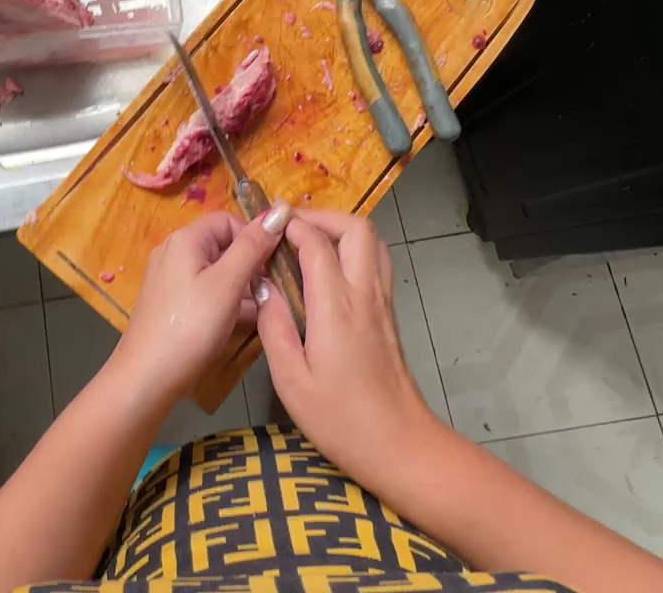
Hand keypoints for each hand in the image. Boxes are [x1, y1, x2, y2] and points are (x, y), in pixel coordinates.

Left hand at [109, 204, 290, 404]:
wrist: (147, 378)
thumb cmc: (190, 326)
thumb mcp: (227, 284)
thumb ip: (253, 247)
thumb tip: (279, 210)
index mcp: (186, 239)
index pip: (228, 221)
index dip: (254, 238)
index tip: (275, 264)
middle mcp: (175, 252)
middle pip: (223, 246)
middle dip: (251, 265)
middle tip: (272, 291)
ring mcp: (171, 280)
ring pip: (217, 272)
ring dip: (242, 287)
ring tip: (264, 309)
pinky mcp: (172, 304)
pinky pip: (207, 292)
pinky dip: (226, 302)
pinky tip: (244, 323)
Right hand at [256, 210, 443, 481]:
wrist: (399, 445)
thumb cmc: (340, 418)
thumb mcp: (290, 379)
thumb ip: (273, 326)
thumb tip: (262, 287)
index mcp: (335, 306)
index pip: (317, 243)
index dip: (292, 226)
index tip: (267, 227)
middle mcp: (364, 293)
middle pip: (356, 227)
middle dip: (323, 217)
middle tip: (292, 230)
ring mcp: (382, 301)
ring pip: (373, 241)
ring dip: (342, 230)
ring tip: (310, 244)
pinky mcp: (389, 313)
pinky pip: (376, 262)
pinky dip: (353, 250)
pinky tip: (328, 272)